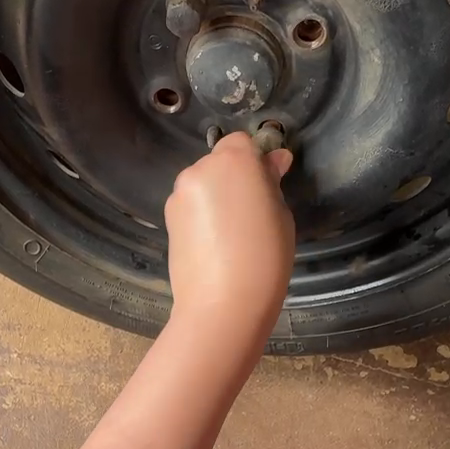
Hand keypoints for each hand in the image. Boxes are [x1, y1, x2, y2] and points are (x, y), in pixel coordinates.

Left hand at [163, 133, 295, 343]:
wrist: (222, 306)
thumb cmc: (264, 260)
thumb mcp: (281, 217)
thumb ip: (272, 184)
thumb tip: (273, 162)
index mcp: (233, 160)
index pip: (242, 142)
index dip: (255, 162)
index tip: (267, 186)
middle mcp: (200, 170)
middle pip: (218, 163)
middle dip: (233, 180)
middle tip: (251, 215)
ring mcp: (179, 196)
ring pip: (202, 186)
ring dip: (215, 199)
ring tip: (231, 236)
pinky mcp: (168, 222)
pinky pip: (190, 209)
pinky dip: (201, 219)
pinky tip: (214, 247)